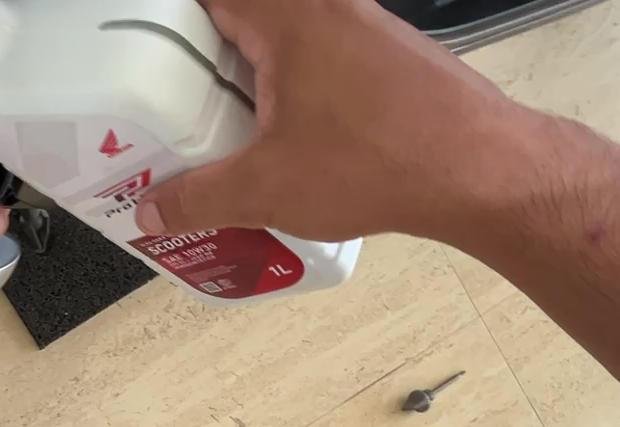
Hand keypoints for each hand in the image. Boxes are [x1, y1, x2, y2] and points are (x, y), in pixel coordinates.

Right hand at [135, 0, 557, 244]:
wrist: (474, 170)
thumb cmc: (375, 161)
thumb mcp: (264, 189)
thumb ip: (197, 199)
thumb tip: (150, 212)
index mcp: (288, 15)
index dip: (171, 19)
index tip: (145, 53)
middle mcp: (325, 8)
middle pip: (243, 16)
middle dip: (201, 59)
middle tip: (171, 108)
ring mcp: (359, 30)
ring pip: (280, 40)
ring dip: (244, 79)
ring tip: (217, 133)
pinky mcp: (379, 62)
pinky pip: (314, 63)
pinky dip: (284, 93)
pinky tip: (277, 144)